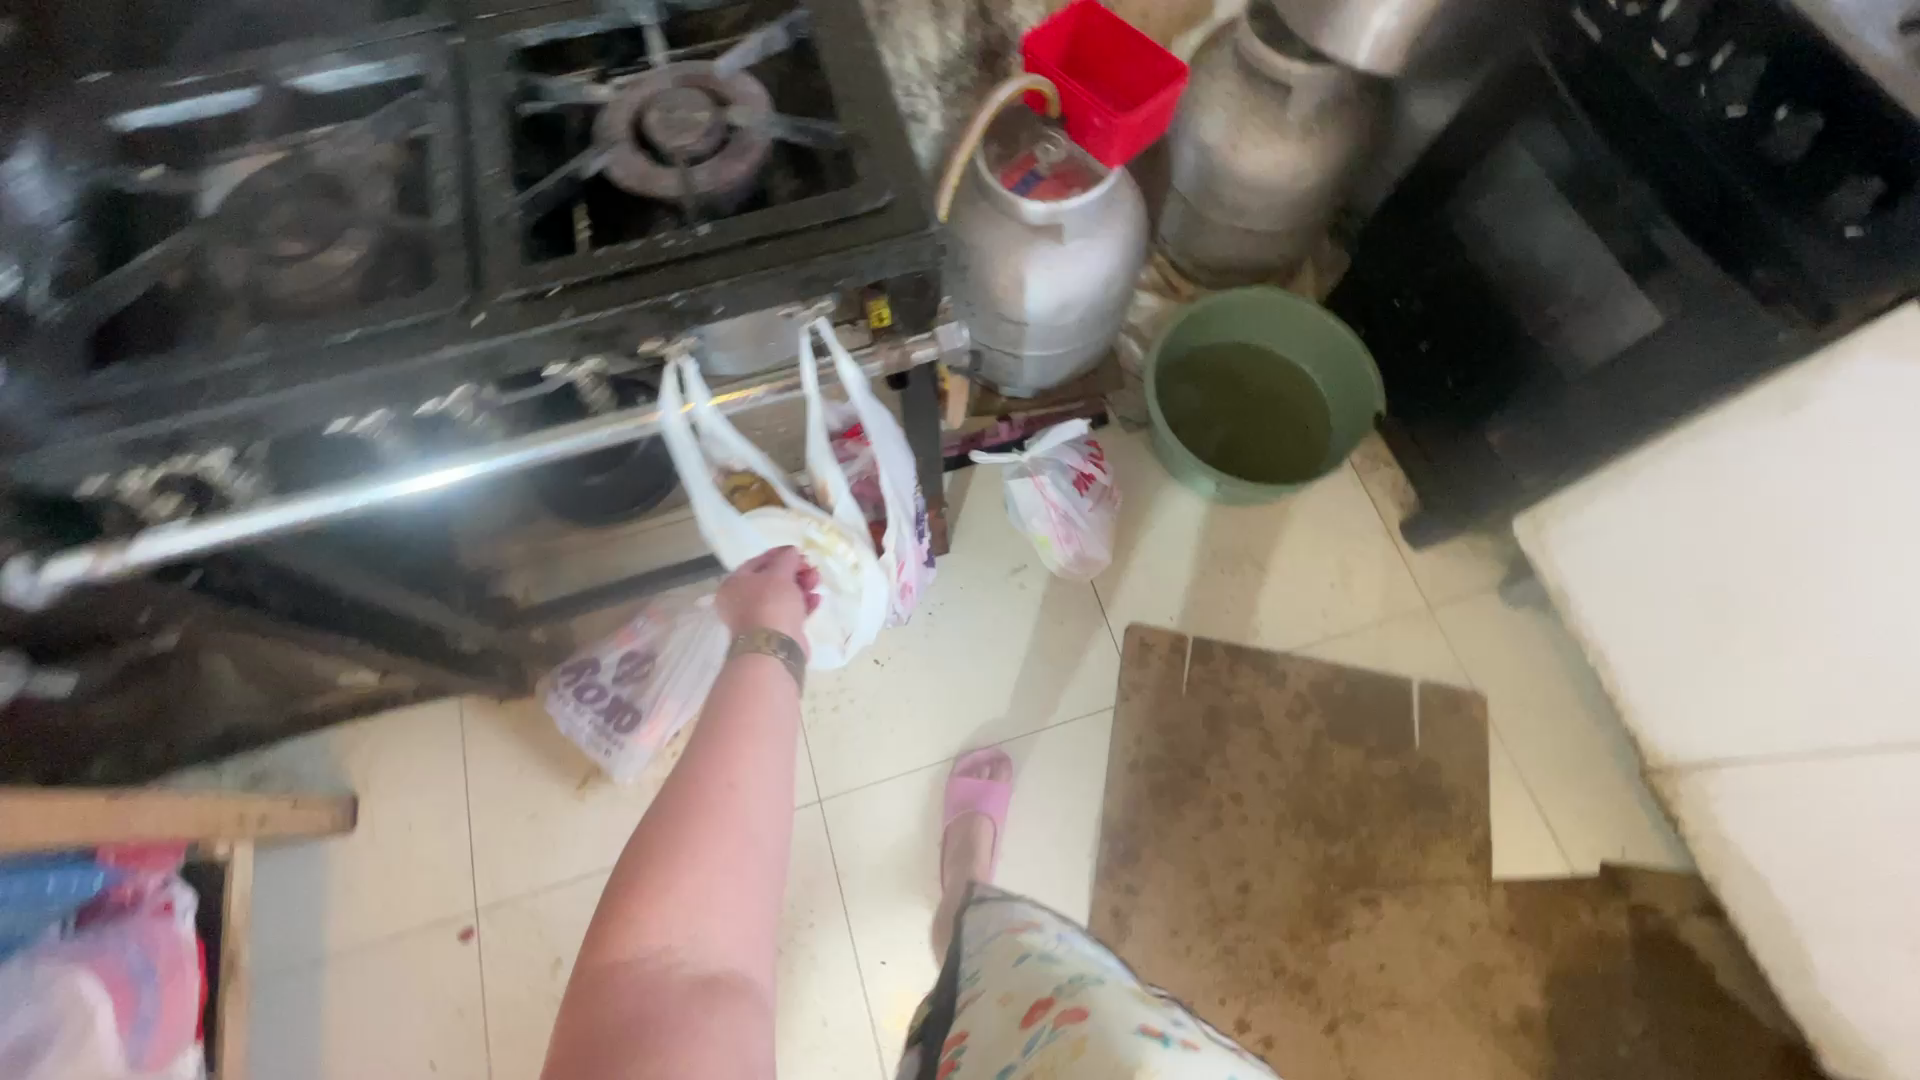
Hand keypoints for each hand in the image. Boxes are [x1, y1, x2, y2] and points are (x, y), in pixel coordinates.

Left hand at [715, 546, 819, 654]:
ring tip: (817, 582)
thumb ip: (786, 559)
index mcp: (734, 584)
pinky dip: (803, 605)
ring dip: (801, 587)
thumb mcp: (779, 574)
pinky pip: (789, 613)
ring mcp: (758, 619)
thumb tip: (791, 551)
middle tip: (811, 568)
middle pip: (771, 580)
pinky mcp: (775, 632)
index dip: (778, 554)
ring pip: (782, 597)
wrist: (774, 647)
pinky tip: (817, 599)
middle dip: (794, 572)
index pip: (756, 562)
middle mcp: (741, 601)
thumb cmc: (770, 603)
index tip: (798, 550)